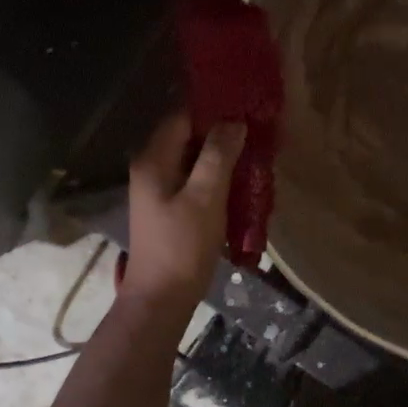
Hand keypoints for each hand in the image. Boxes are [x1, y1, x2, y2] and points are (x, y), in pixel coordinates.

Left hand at [121, 112, 245, 313]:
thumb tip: (234, 121)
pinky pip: (194, 179)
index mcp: (153, 159)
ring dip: (220, 156)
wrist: (162, 298)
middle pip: (187, 136)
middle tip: (257, 131)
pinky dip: (215, 176)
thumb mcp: (205, 198)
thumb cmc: (183, 246)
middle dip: (220, 133)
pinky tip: (239, 181)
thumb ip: (218, 156)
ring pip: (193, 159)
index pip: (182, 117)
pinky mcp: (168, 207)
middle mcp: (151, 167)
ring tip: (254, 153)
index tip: (246, 108)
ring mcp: (158, 189)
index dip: (213, 110)